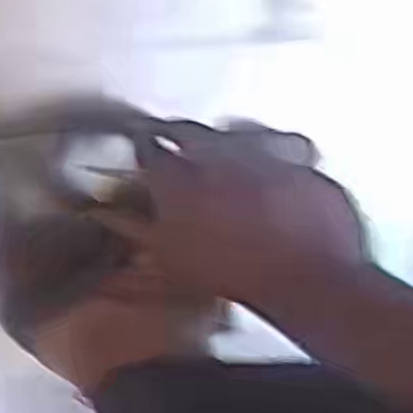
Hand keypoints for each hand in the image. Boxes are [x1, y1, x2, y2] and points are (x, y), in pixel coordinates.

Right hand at [98, 120, 368, 308]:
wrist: (308, 283)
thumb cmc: (230, 271)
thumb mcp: (164, 251)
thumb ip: (129, 225)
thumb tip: (101, 213)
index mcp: (178, 184)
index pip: (149, 151)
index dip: (140, 145)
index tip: (138, 143)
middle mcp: (220, 167)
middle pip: (190, 131)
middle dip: (173, 129)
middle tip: (165, 130)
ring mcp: (269, 167)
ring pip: (242, 131)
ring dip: (225, 132)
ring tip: (219, 135)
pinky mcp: (311, 176)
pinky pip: (290, 151)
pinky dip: (274, 152)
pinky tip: (268, 162)